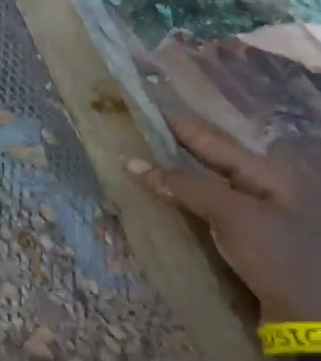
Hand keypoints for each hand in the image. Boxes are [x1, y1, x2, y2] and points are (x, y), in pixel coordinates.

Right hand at [127, 108, 320, 321]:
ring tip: (124, 167)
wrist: (310, 319)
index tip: (131, 103)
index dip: (170, 121)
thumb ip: (183, 183)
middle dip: (162, 149)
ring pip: (198, 189)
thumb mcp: (233, 214)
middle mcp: (263, 192)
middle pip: (203, 162)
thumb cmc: (281, 256)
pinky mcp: (242, 244)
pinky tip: (147, 203)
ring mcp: (254, 220)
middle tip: (122, 134)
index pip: (209, 139)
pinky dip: (172, 206)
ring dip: (163, 180)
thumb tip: (130, 161)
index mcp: (270, 177)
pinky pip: (199, 215)